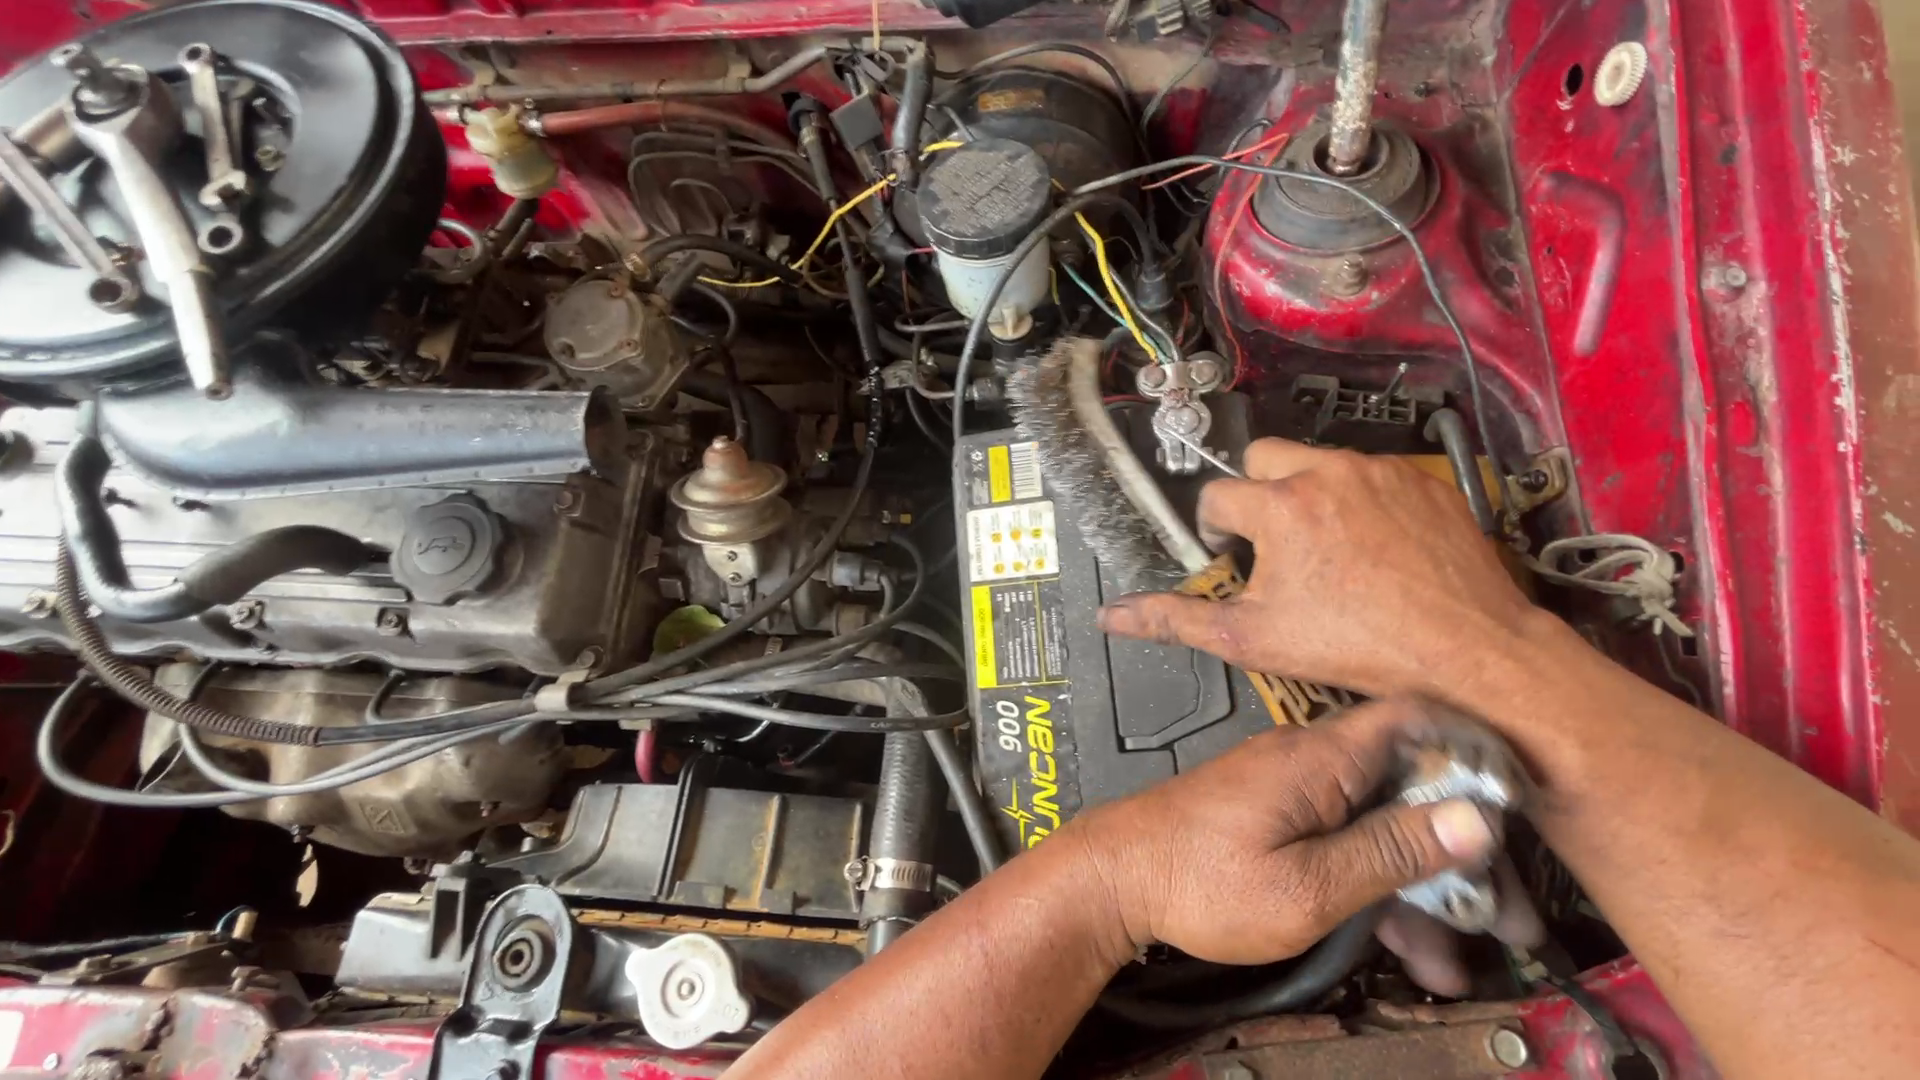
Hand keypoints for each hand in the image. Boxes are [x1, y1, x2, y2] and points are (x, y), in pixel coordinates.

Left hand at [1063, 698, 1507, 967]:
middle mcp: (1309, 760)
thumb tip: (1476, 817)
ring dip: (1420, 883)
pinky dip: (1372, 882)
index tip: (1524, 809)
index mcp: (1319, 758)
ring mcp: (1291, 787)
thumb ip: (1389, 852)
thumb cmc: (1201, 883)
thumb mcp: (1306, 886)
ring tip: (1463, 954)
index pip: (1415, 720)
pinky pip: (1340, 837)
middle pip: (1406, 784)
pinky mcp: (1276, 814)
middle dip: (1461, 851)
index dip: (1475, 751)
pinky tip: (1403, 943)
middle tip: (1509, 920)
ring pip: (1377, 821)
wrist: (1114, 879)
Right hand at [1095, 438, 1536, 697]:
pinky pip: (1370, 473)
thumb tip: (1113, 616)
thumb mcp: (1251, 639)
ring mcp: (1380, 471)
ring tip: (1327, 547)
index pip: (1217, 495)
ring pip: (1317, 460)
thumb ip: (1175, 619)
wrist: (1470, 650)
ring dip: (1306, 493)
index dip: (1216, 530)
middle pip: (1262, 456)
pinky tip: (1373, 545)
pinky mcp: (1422, 480)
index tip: (1236, 558)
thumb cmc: (1356, 646)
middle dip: (1256, 493)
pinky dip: (1358, 499)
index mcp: (1279, 506)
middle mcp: (1326, 472)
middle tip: (1275, 543)